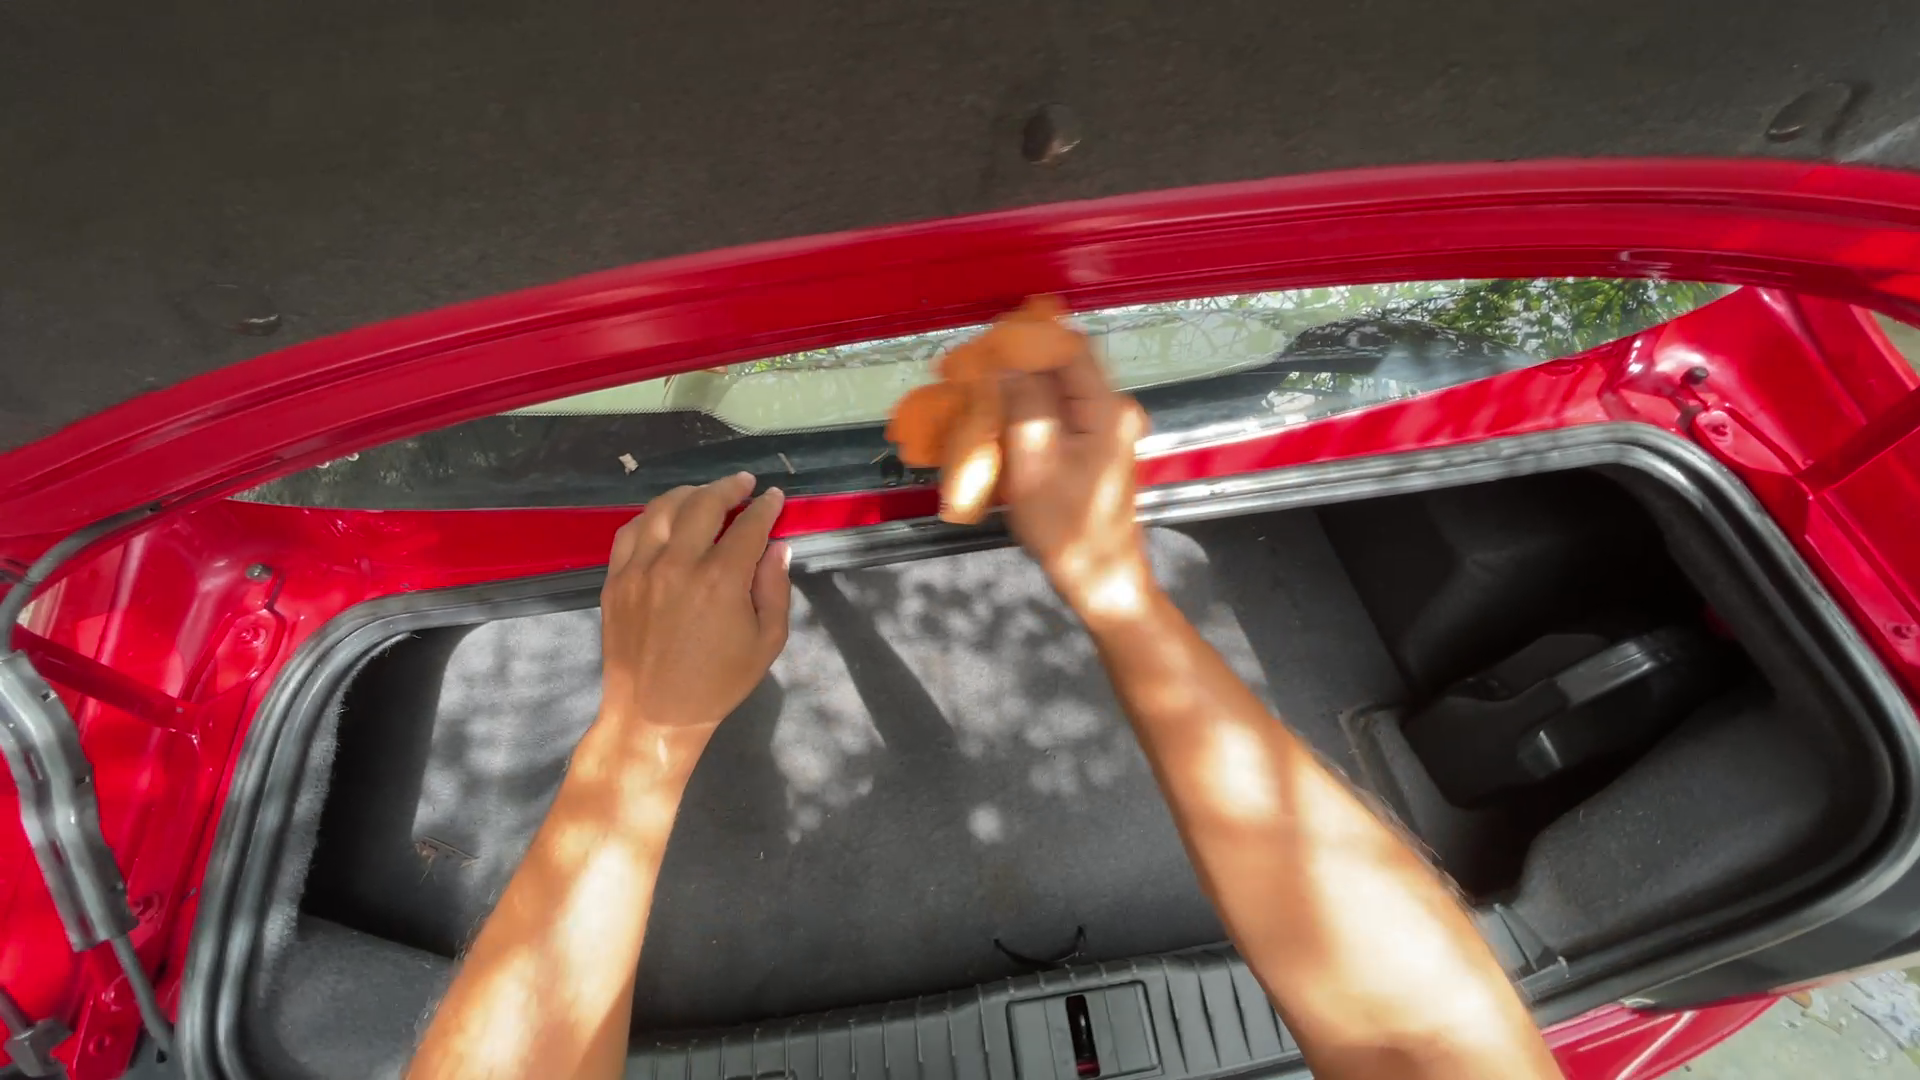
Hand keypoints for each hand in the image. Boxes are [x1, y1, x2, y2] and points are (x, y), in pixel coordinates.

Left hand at [598, 473, 790, 737]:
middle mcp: (678, 565)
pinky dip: (652, 516)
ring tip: (706, 493)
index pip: (748, 526)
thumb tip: (777, 548)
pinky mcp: (615, 580)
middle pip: (703, 504)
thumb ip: (775, 588)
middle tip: (744, 483)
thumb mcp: (767, 642)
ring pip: (663, 509)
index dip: (766, 507)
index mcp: (720, 580)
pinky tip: (666, 517)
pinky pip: (631, 531)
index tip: (775, 498)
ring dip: (689, 493)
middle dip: (728, 487)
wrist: (654, 714)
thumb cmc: (718, 682)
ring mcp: (640, 570)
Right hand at [1001, 348, 1154, 619]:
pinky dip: (1024, 413)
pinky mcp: (1092, 447)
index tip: (980, 348)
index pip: (1066, 346)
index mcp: (1106, 408)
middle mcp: (1111, 410)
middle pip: (1059, 366)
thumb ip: (1022, 402)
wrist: (1100, 578)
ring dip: (1014, 388)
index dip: (1021, 340)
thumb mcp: (1035, 462)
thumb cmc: (1067, 527)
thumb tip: (1002, 359)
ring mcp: (1104, 429)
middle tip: (967, 371)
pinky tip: (996, 422)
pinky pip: (1055, 415)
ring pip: (1054, 390)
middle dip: (1011, 364)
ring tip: (974, 394)